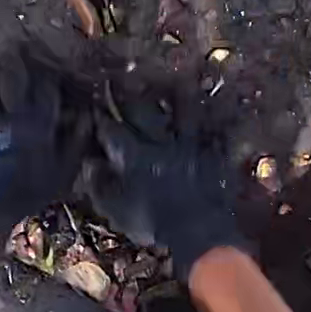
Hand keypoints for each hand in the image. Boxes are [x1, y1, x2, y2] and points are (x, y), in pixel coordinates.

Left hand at [0, 58, 86, 241]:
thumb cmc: (32, 188)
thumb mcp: (64, 169)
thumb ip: (77, 141)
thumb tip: (87, 116)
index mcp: (40, 121)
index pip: (46, 87)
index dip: (47, 74)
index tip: (47, 64)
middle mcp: (16, 114)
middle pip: (14, 79)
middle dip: (14, 64)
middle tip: (14, 50)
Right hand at [86, 90, 247, 275]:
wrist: (198, 232)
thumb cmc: (151, 223)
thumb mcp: (116, 210)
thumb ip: (100, 184)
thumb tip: (89, 162)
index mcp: (134, 155)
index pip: (112, 130)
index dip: (101, 118)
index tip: (94, 108)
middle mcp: (160, 142)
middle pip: (144, 111)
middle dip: (131, 96)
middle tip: (123, 83)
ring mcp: (189, 146)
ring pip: (183, 112)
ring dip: (178, 96)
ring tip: (175, 79)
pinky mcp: (212, 154)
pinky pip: (215, 131)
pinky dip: (215, 120)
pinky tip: (221, 107)